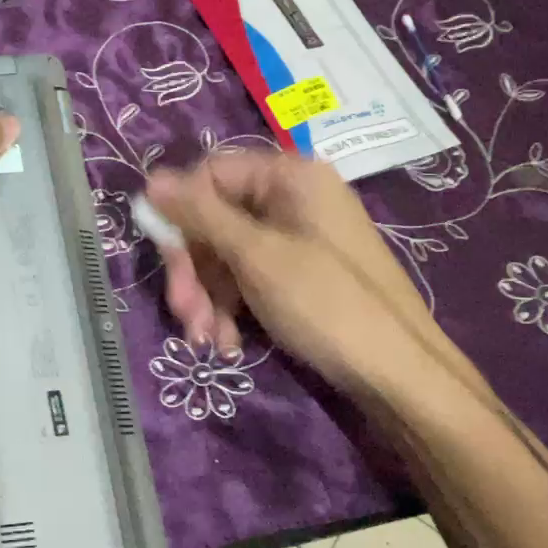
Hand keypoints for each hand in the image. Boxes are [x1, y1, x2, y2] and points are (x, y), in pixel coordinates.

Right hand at [145, 150, 466, 393]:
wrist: (397, 372)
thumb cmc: (326, 304)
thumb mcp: (256, 256)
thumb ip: (201, 215)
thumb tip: (151, 180)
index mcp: (289, 177)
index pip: (209, 174)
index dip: (181, 214)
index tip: (167, 258)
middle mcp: (291, 198)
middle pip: (212, 218)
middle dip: (193, 270)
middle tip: (184, 313)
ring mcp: (295, 237)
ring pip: (223, 255)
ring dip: (206, 298)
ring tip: (205, 339)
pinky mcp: (295, 273)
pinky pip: (245, 277)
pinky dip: (229, 308)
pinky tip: (227, 343)